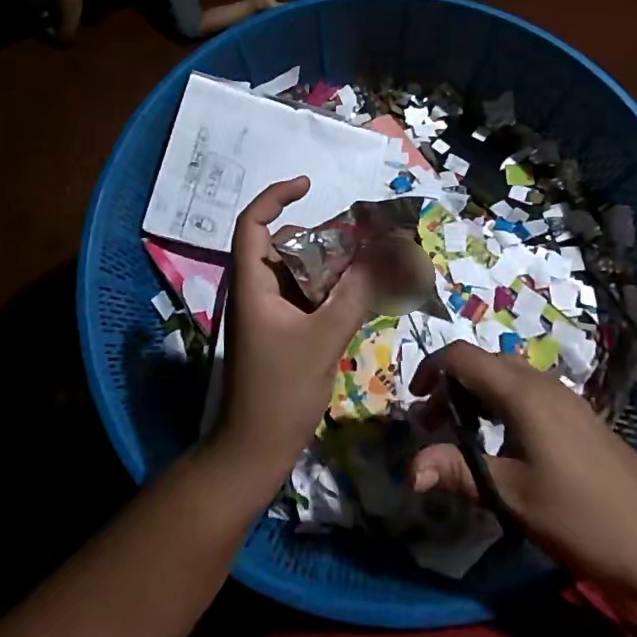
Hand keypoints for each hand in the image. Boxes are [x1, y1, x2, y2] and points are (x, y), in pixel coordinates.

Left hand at [213, 177, 372, 470]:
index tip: (308, 185)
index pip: (251, 223)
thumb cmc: (280, 392)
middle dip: (317, 237)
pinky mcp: (278, 331)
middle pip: (280, 245)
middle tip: (357, 241)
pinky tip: (356, 298)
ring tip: (364, 268)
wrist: (254, 451)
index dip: (275, 197)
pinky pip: (303, 297)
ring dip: (327, 266)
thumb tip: (386, 256)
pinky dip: (326, 291)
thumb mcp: (323, 339)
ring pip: (296, 272)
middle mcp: (255, 291)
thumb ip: (354, 295)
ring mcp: (266, 313)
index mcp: (252, 284)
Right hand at [408, 343, 636, 587]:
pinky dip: (501, 405)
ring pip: (506, 377)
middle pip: (483, 362)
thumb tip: (410, 469)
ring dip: (476, 396)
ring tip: (463, 437)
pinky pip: (527, 393)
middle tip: (434, 426)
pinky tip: (504, 444)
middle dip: (451, 385)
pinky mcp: (578, 417)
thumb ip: (458, 471)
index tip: (415, 403)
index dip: (430, 369)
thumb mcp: (512, 496)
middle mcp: (542, 383)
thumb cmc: (581, 516)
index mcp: (523, 392)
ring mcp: (565, 398)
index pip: (462, 356)